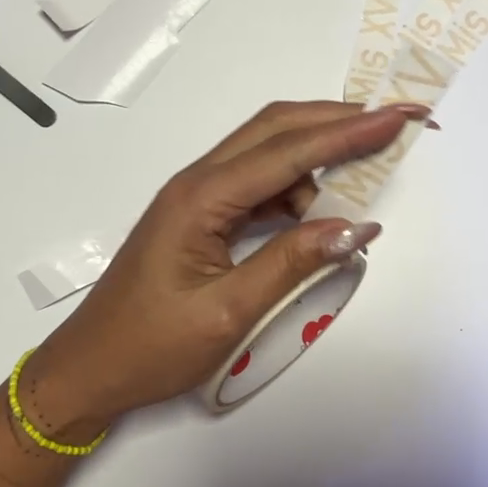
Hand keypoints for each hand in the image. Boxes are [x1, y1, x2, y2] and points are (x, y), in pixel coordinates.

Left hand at [18, 102, 423, 440]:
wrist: (88, 370)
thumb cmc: (150, 347)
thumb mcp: (228, 311)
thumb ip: (292, 262)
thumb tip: (356, 228)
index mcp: (203, 197)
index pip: (289, 150)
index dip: (348, 131)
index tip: (399, 116)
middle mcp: (200, 181)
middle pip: (277, 128)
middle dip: (339, 119)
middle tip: (397, 120)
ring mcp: (200, 196)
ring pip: (269, 152)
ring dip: (320, 153)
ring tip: (368, 172)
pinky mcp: (204, 215)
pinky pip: (260, 185)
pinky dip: (298, 188)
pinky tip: (321, 212)